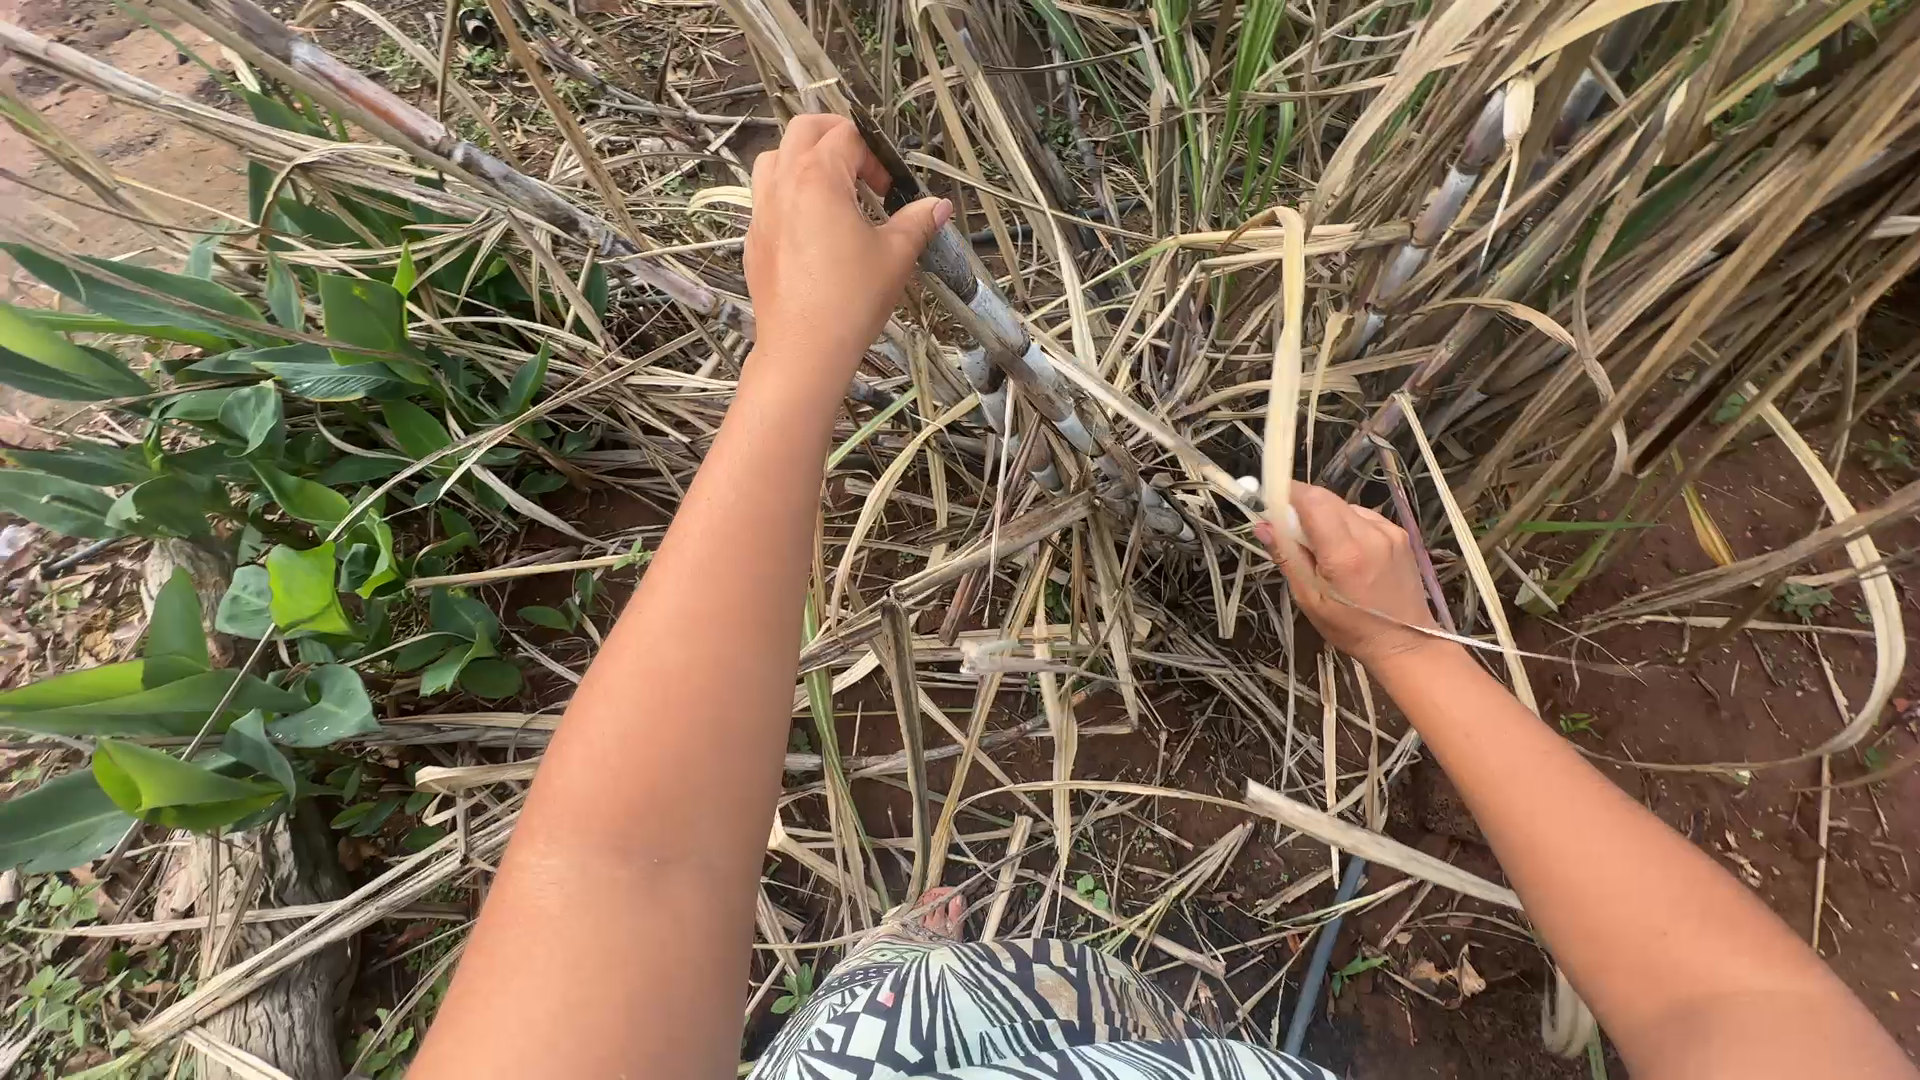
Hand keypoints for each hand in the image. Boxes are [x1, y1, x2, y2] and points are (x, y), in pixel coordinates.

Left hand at [744, 115, 951, 378]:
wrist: (805, 350)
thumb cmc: (851, 301)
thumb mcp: (896, 257)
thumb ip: (917, 223)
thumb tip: (939, 206)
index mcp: (818, 177)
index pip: (848, 136)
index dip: (876, 155)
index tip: (891, 189)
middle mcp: (783, 184)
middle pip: (804, 130)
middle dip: (836, 138)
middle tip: (862, 166)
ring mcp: (762, 212)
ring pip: (775, 160)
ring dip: (804, 160)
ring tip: (832, 191)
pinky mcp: (755, 241)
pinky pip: (766, 200)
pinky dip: (787, 196)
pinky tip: (812, 231)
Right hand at [1254, 484, 1449, 668]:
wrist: (1406, 641)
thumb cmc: (1350, 627)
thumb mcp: (1308, 598)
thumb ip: (1286, 556)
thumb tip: (1262, 525)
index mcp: (1344, 553)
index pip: (1312, 500)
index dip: (1288, 493)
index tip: (1270, 499)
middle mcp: (1370, 534)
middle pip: (1326, 498)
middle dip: (1301, 505)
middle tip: (1287, 528)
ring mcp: (1389, 531)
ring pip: (1343, 506)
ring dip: (1322, 516)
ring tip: (1319, 547)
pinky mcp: (1399, 533)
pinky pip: (1361, 516)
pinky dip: (1343, 524)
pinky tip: (1344, 550)